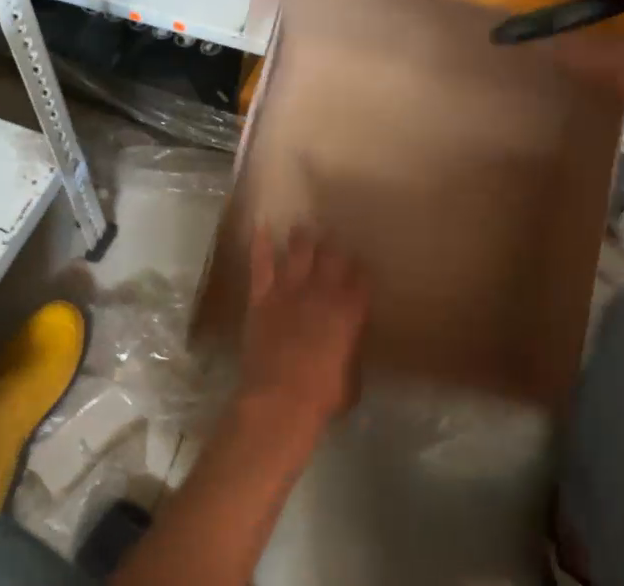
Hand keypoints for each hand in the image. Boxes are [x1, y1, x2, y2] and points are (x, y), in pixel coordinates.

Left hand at [239, 226, 368, 431]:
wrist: (281, 399)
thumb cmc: (323, 395)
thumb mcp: (352, 376)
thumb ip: (352, 351)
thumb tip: (350, 345)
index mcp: (351, 311)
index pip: (362, 279)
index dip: (362, 269)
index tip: (362, 263)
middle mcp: (324, 293)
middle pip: (333, 257)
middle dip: (336, 245)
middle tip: (335, 235)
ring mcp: (291, 291)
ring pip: (300, 253)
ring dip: (303, 238)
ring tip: (305, 226)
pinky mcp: (263, 297)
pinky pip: (261, 265)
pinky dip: (261, 244)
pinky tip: (260, 225)